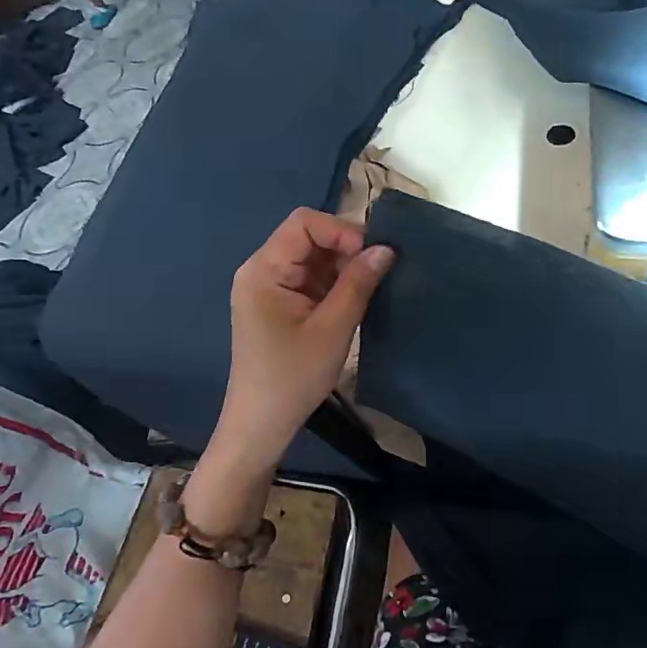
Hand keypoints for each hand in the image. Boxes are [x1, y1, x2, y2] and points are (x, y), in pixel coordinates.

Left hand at [216, 208, 394, 464]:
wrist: (262, 424)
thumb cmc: (293, 377)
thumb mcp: (333, 328)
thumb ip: (358, 283)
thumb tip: (386, 248)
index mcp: (263, 270)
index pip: (304, 223)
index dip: (341, 231)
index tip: (372, 255)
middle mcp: (261, 270)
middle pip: (307, 237)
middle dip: (344, 250)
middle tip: (376, 275)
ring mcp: (268, 288)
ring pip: (312, 258)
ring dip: (342, 268)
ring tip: (368, 291)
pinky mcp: (278, 305)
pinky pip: (309, 279)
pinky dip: (333, 284)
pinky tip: (352, 302)